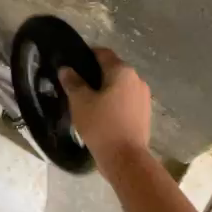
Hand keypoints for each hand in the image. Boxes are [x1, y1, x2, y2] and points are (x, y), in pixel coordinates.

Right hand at [61, 47, 151, 164]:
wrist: (126, 159)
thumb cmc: (101, 125)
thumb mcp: (80, 101)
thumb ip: (72, 81)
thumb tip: (66, 69)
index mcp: (122, 71)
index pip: (102, 53)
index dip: (86, 55)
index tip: (72, 65)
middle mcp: (137, 79)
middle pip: (112, 69)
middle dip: (95, 74)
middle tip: (76, 85)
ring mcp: (144, 97)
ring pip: (120, 86)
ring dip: (106, 89)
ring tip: (88, 101)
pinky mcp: (145, 113)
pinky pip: (126, 100)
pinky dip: (115, 102)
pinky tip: (102, 114)